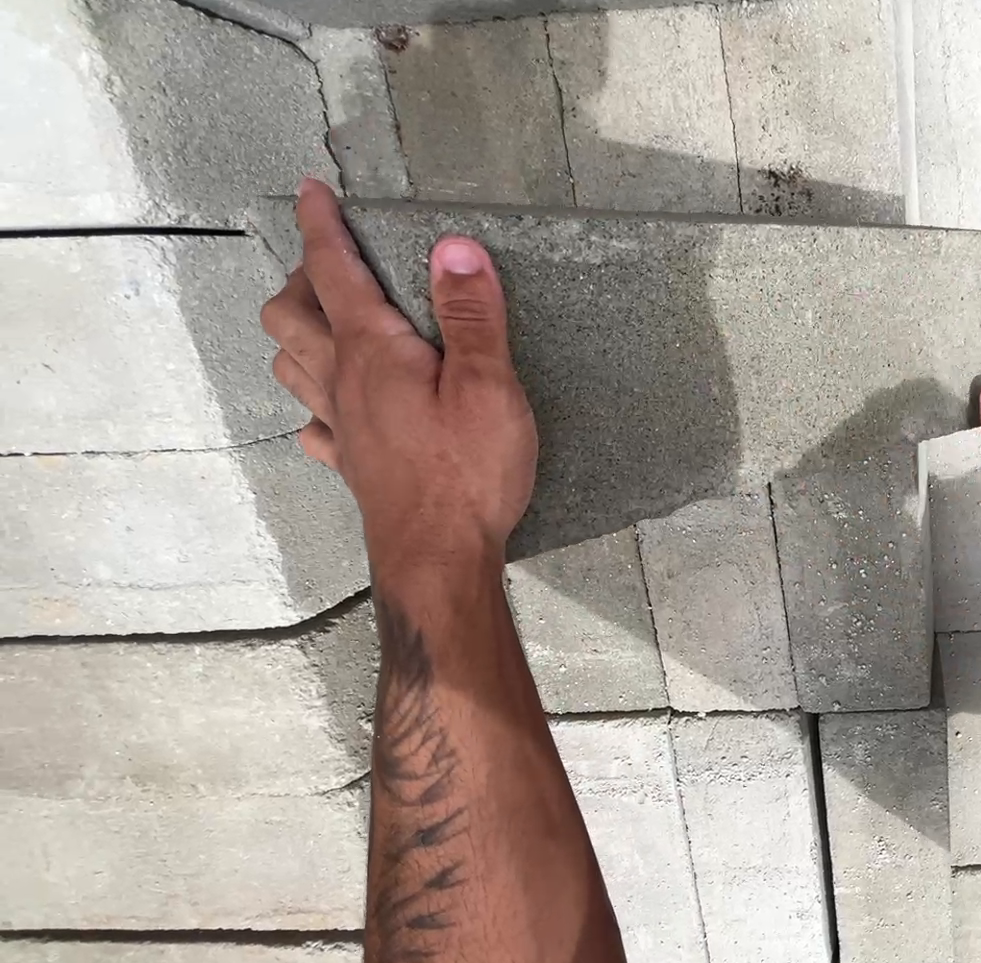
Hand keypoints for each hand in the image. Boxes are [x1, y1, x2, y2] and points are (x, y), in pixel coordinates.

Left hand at [260, 179, 536, 581]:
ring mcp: (342, 426)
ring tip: (328, 327)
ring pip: (290, 364)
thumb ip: (472, 317)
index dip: (322, 227)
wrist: (439, 551)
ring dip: (298, 333)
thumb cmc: (469, 468)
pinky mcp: (354, 463)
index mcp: (373, 352)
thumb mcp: (488, 386)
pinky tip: (338, 410)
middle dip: (301, 279)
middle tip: (334, 270)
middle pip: (289, 314)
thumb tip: (454, 246)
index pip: (334, 272)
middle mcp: (342, 381)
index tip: (312, 191)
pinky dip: (317, 402)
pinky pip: (315, 422)